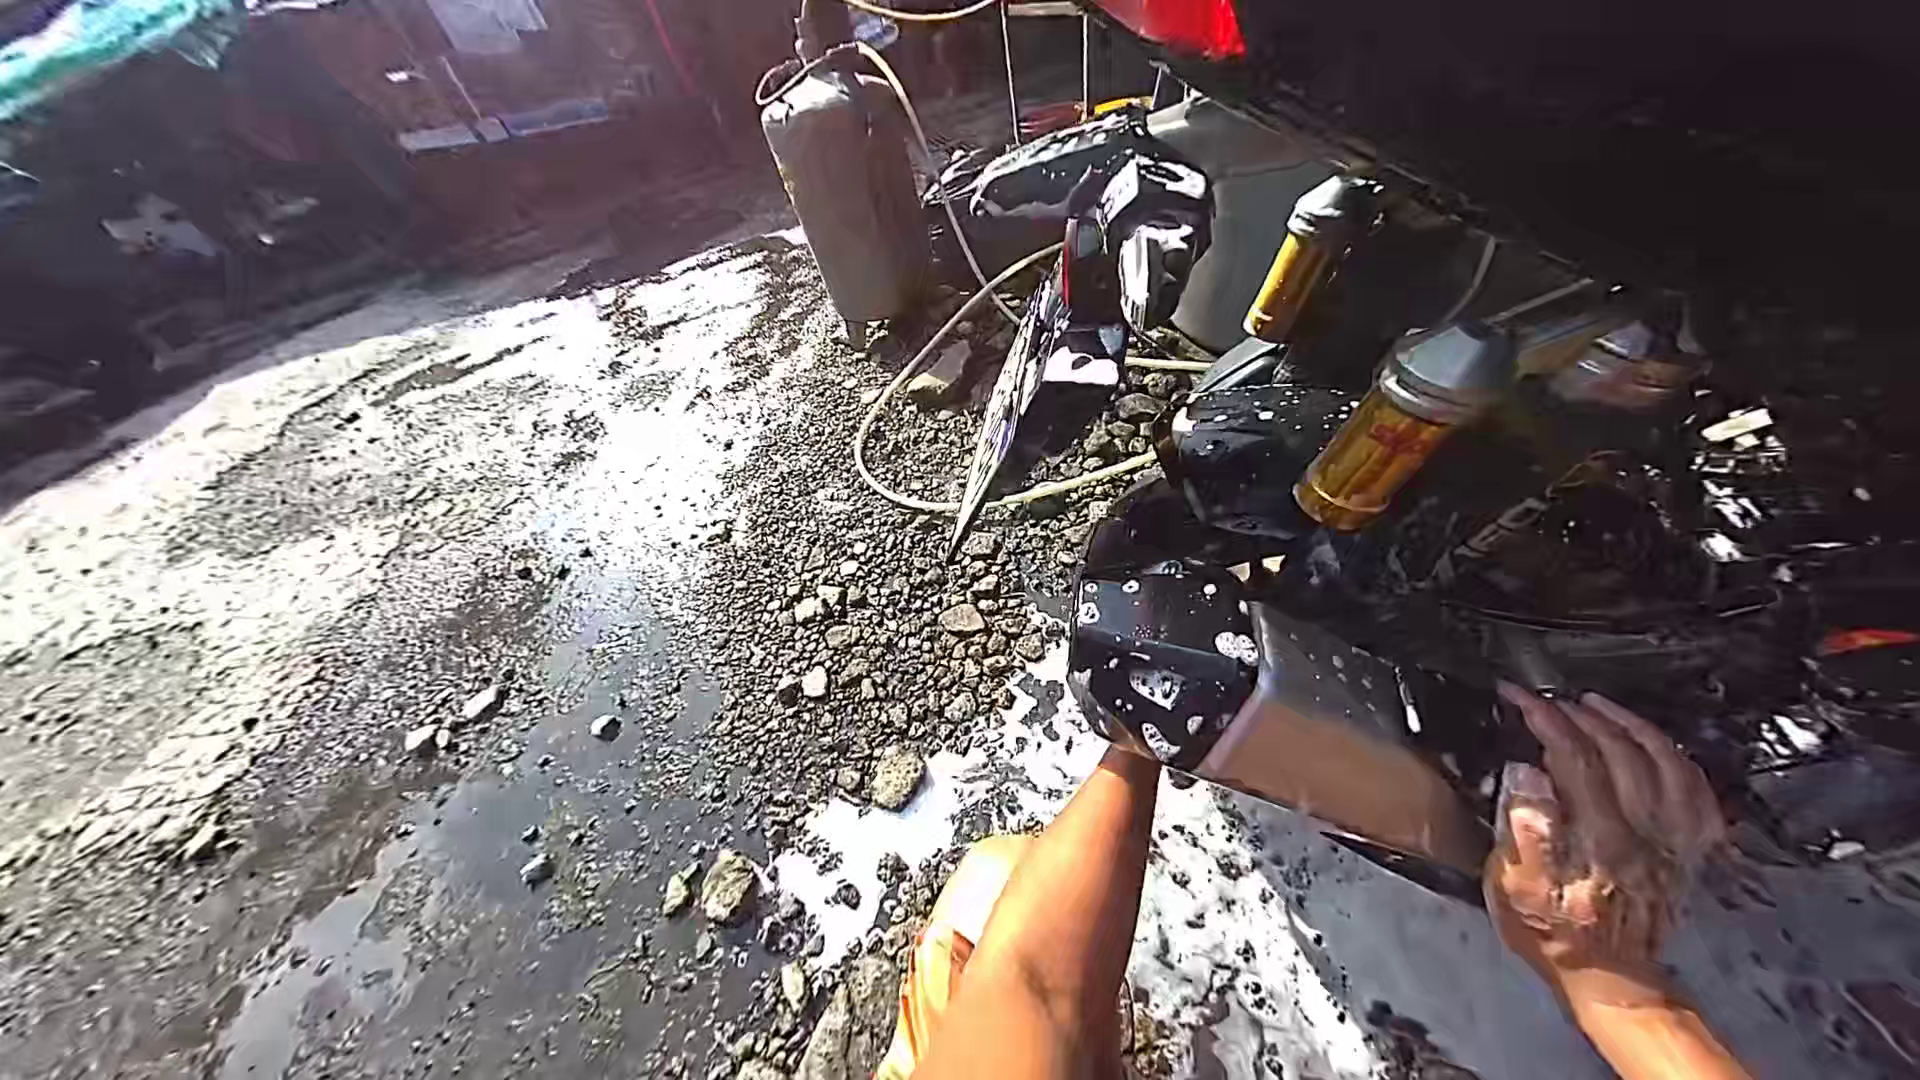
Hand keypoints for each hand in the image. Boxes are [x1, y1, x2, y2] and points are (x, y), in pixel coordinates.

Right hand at [1486, 685, 1725, 1012]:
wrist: (1605, 975)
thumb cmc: (1548, 926)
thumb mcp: (1514, 881)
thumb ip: (1521, 826)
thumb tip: (1524, 774)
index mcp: (1598, 838)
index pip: (1575, 758)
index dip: (1545, 718)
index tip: (1517, 697)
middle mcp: (1644, 835)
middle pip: (1622, 754)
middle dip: (1579, 714)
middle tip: (1544, 697)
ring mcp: (1671, 844)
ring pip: (1669, 768)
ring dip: (1632, 727)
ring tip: (1597, 704)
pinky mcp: (1685, 853)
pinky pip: (1697, 797)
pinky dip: (1676, 762)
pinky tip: (1654, 746)